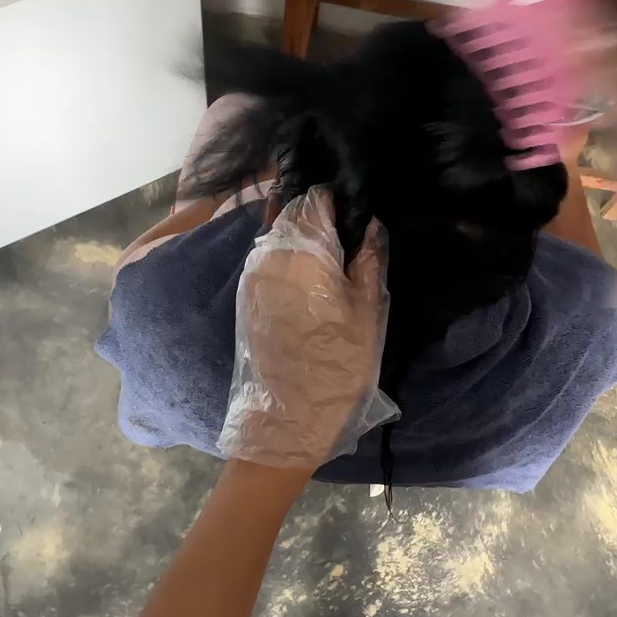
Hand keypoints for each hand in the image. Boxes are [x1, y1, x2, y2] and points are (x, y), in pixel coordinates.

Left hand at [218, 186, 394, 470]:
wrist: (286, 418)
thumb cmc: (337, 362)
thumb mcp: (368, 311)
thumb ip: (369, 260)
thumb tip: (371, 226)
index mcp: (302, 248)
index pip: (316, 199)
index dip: (339, 200)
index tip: (357, 213)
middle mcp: (269, 252)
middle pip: (293, 212)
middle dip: (319, 215)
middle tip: (348, 235)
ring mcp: (252, 273)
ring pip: (277, 234)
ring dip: (302, 235)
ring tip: (332, 254)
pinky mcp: (245, 295)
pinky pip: (267, 257)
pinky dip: (287, 255)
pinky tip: (309, 276)